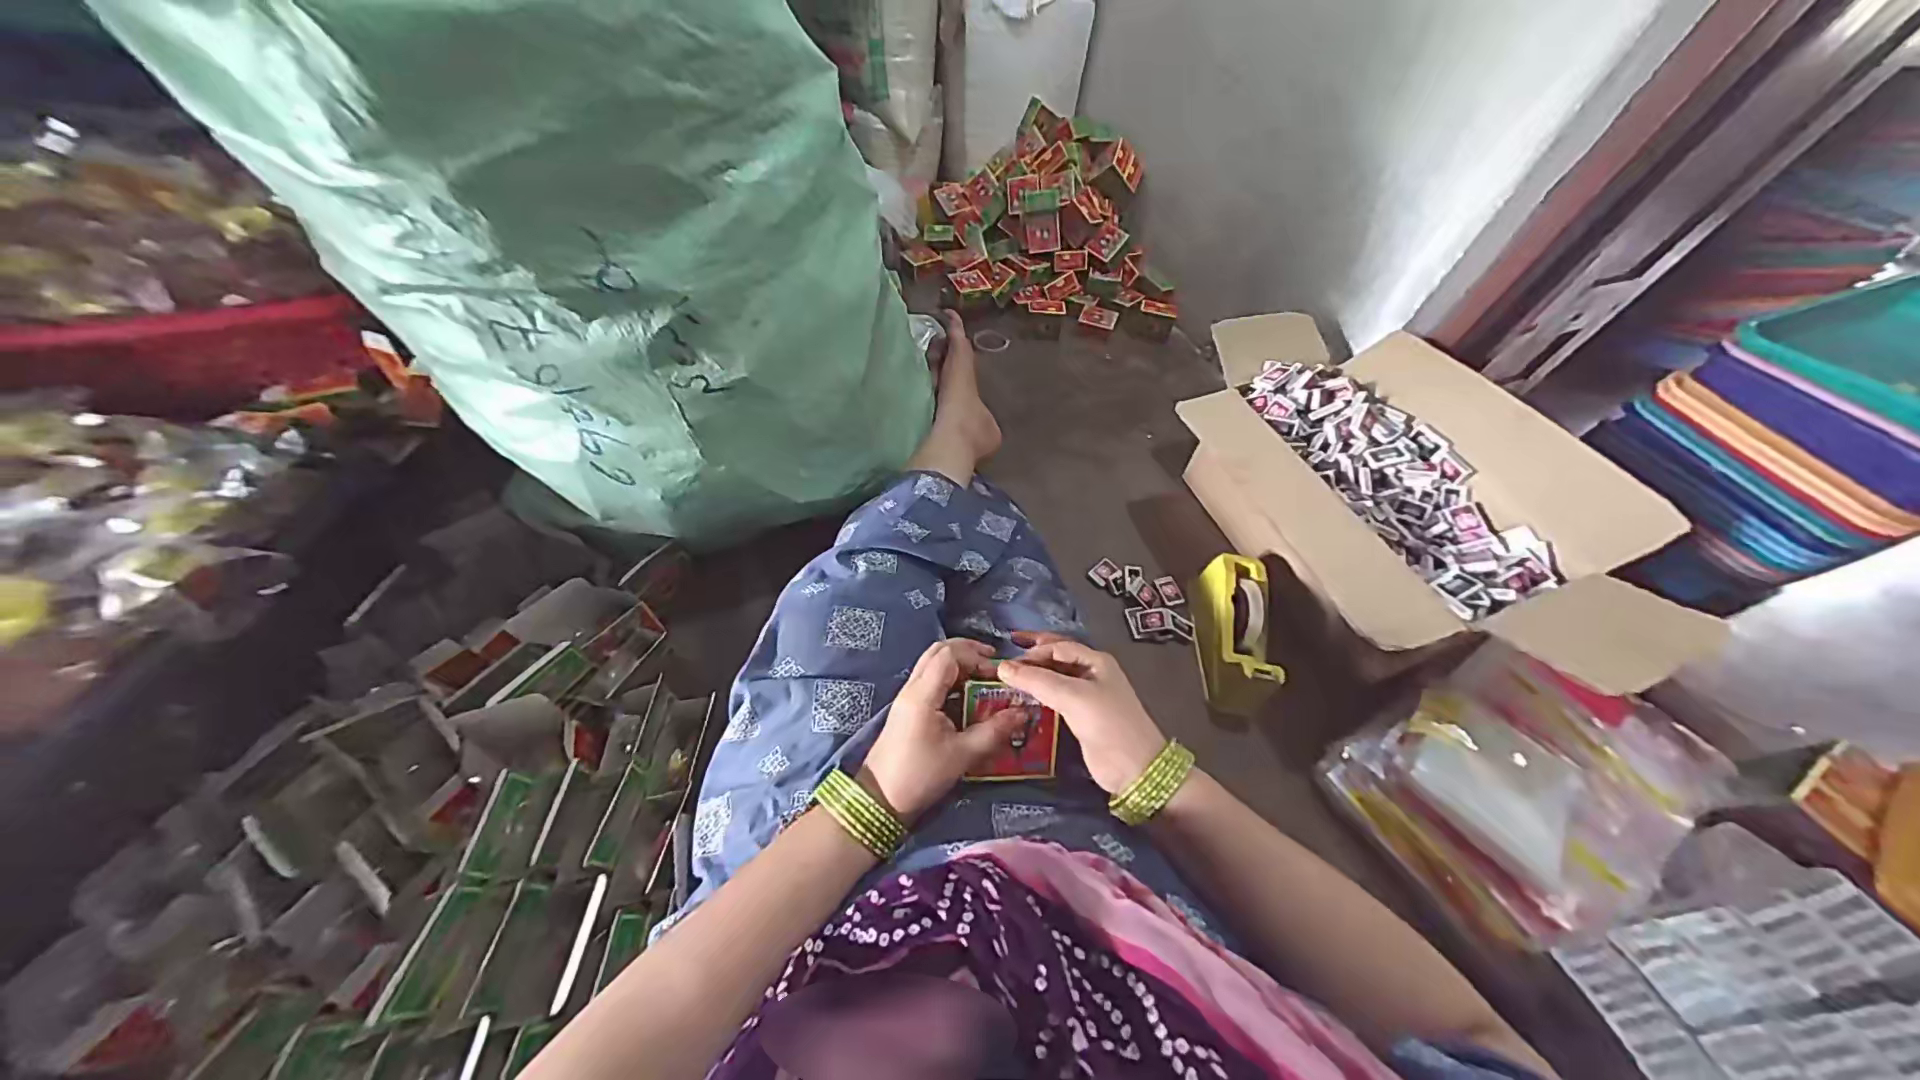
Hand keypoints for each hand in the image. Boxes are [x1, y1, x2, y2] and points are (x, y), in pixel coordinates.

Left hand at [861, 639, 1026, 820]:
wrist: (880, 799)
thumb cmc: (920, 775)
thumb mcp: (962, 754)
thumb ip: (994, 730)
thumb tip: (1023, 712)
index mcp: (923, 694)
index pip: (949, 654)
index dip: (976, 656)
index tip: (998, 673)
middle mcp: (912, 688)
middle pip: (939, 651)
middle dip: (968, 652)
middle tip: (993, 665)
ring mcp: (907, 697)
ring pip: (932, 663)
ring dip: (959, 664)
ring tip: (984, 678)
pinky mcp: (908, 708)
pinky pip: (930, 680)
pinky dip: (950, 678)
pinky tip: (967, 695)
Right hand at [998, 635, 1167, 795]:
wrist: (1134, 768)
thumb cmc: (1107, 724)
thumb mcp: (1072, 696)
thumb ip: (1037, 680)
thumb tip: (1003, 667)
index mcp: (1095, 661)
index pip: (1058, 647)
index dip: (1033, 651)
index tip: (1008, 662)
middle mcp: (1092, 673)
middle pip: (1057, 658)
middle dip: (1033, 656)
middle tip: (1006, 658)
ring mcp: (1087, 695)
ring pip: (1055, 678)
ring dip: (1034, 676)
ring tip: (1009, 679)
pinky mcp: (1081, 716)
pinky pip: (1056, 697)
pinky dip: (1040, 694)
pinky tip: (1025, 698)